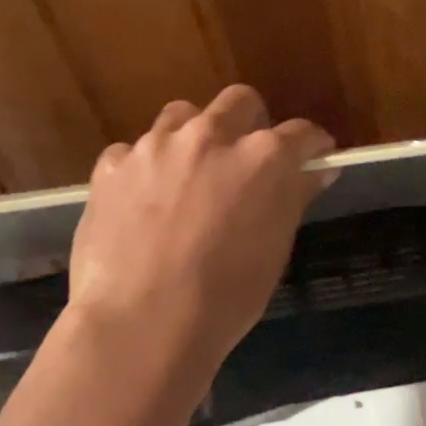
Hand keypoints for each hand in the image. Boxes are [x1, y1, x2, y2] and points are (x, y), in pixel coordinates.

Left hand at [65, 85, 335, 365]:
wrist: (143, 322)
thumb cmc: (227, 297)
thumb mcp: (275, 250)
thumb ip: (294, 199)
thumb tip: (314, 172)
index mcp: (263, 158)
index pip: (301, 134)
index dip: (312, 146)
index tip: (315, 159)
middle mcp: (210, 136)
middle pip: (240, 103)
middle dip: (253, 124)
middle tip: (251, 161)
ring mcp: (155, 145)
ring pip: (183, 116)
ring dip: (197, 136)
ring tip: (194, 175)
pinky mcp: (111, 164)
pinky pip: (136, 150)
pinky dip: (150, 168)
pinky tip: (148, 202)